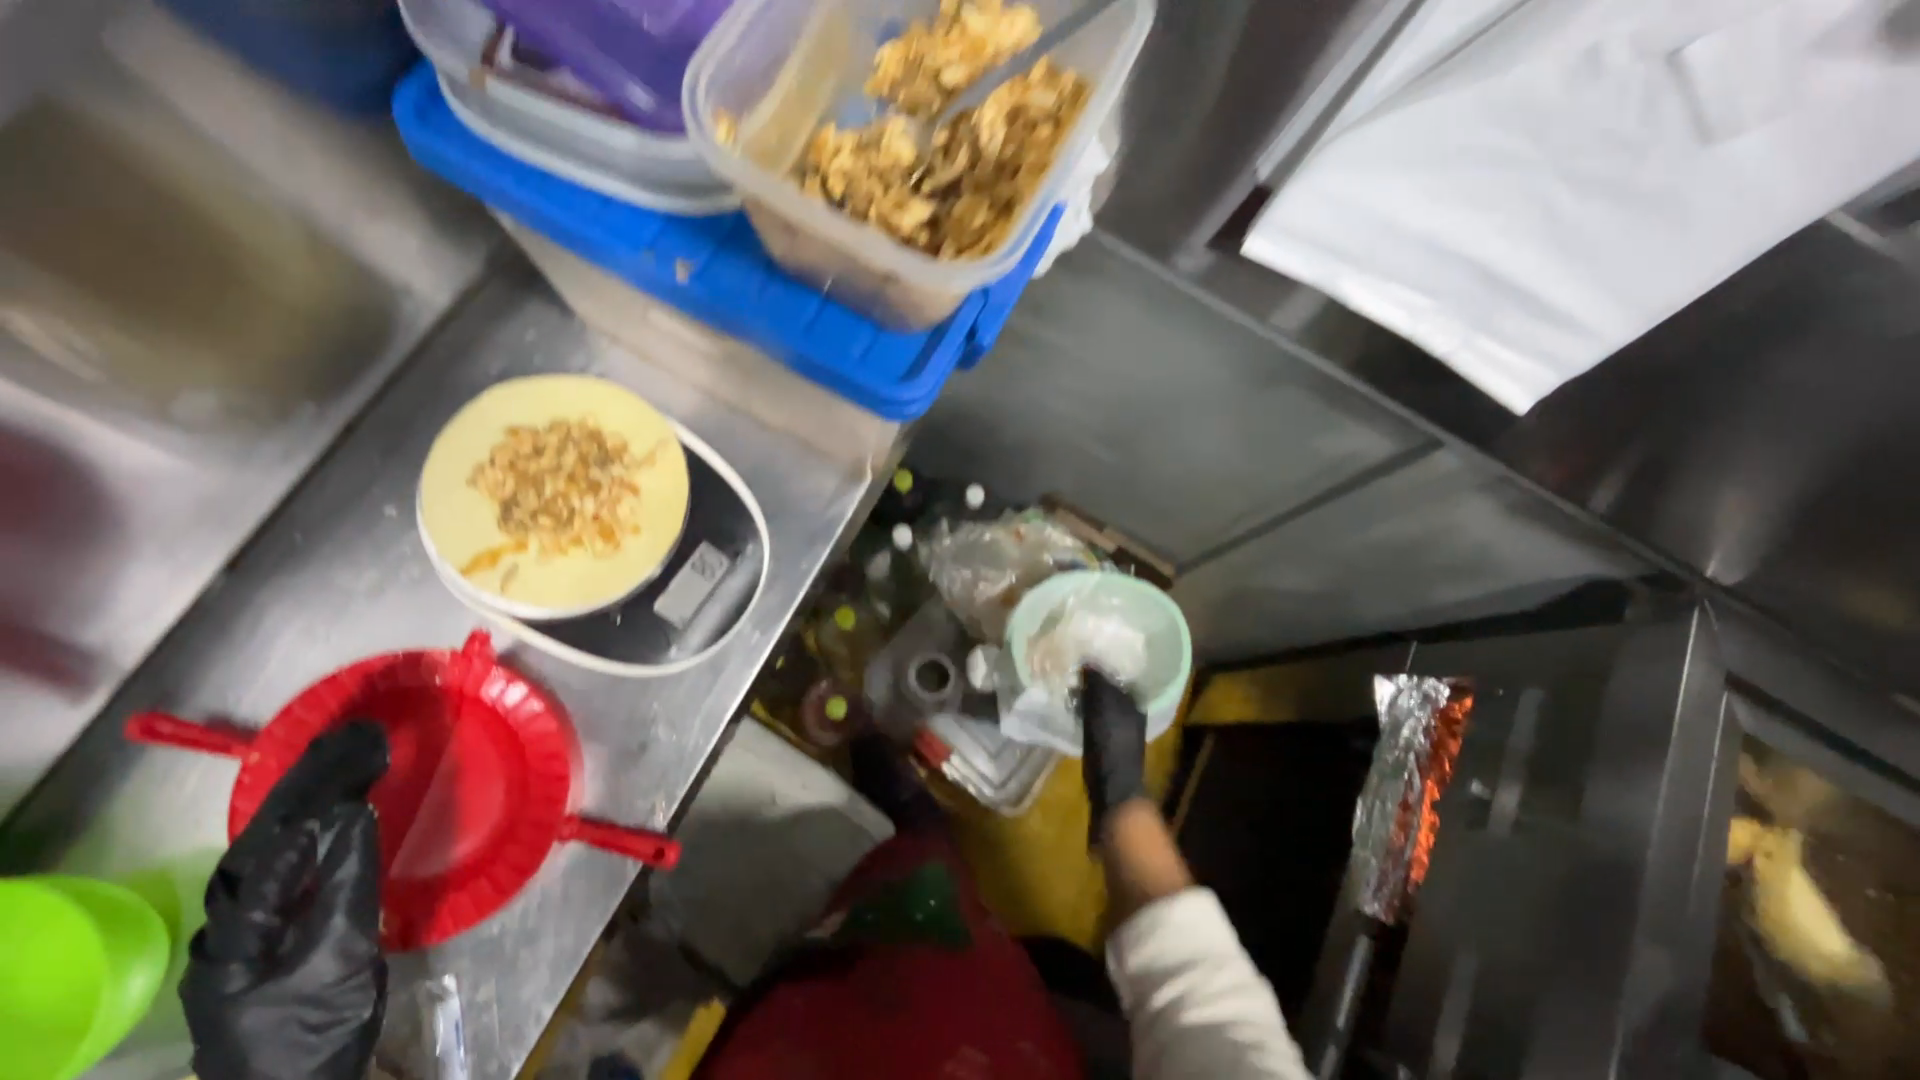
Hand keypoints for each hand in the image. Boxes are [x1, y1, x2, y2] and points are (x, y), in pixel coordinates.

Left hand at [182, 720, 389, 1079]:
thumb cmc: (317, 1026)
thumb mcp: (339, 957)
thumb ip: (347, 884)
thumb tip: (353, 815)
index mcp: (237, 925)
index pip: (279, 840)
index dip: (319, 792)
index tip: (360, 754)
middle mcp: (227, 921)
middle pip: (267, 836)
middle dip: (312, 784)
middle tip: (356, 740)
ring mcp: (242, 930)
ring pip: (268, 849)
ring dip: (306, 801)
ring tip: (343, 760)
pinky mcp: (266, 937)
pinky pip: (280, 868)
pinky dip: (306, 831)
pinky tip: (328, 815)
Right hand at [1079, 667, 1146, 846]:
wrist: (1112, 790)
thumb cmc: (1110, 747)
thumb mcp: (1103, 711)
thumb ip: (1097, 685)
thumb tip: (1088, 660)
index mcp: (1134, 704)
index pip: (1120, 674)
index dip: (1103, 663)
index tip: (1083, 652)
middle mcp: (1130, 714)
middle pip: (1110, 688)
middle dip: (1093, 678)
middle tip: (1070, 666)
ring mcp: (1119, 730)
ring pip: (1101, 703)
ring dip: (1086, 695)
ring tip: (1066, 684)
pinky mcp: (1106, 742)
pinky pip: (1093, 717)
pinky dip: (1083, 710)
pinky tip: (1070, 708)